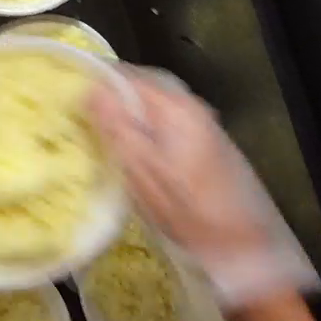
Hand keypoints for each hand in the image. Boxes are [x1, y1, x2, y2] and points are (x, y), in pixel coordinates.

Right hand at [89, 68, 319, 308]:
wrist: (250, 245)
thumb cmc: (194, 214)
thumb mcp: (146, 176)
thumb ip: (119, 129)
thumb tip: (91, 89)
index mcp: (175, 107)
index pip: (124, 75)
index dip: (94, 85)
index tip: (70, 105)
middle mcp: (190, 104)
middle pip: (138, 88)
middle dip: (109, 102)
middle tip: (82, 126)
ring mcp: (201, 121)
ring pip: (150, 107)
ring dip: (126, 118)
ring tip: (102, 141)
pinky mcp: (205, 139)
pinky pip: (164, 122)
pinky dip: (144, 130)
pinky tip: (134, 154)